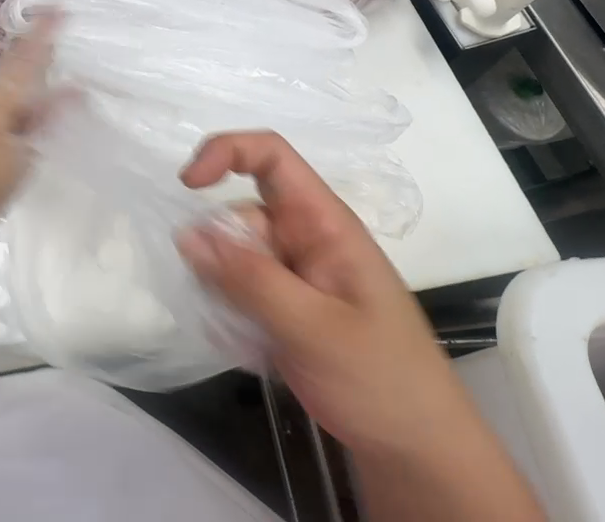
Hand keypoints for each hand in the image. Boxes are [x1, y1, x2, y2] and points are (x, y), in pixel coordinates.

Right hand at [175, 132, 477, 459]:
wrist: (418, 452)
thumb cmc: (382, 381)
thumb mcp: (313, 327)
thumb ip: (249, 278)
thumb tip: (186, 233)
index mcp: (325, 224)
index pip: (271, 156)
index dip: (225, 152)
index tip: (187, 184)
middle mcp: (305, 238)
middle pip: (239, 213)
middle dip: (219, 251)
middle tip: (231, 303)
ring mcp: (293, 274)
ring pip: (230, 254)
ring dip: (221, 289)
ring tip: (245, 336)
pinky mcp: (282, 307)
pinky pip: (235, 289)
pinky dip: (228, 312)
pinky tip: (246, 349)